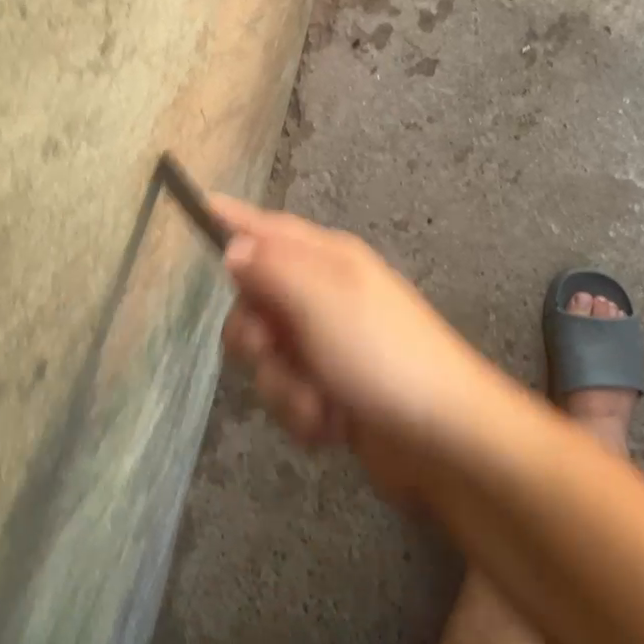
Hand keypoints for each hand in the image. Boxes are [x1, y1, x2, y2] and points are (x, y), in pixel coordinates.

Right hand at [211, 196, 498, 489]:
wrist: (443, 438)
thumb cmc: (381, 354)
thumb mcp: (321, 298)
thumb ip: (271, 268)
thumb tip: (234, 246)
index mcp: (327, 261)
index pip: (269, 229)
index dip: (234, 220)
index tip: (200, 205)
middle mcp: (325, 298)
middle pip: (254, 303)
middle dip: (254, 338)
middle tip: (273, 349)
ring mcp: (330, 348)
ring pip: (267, 360)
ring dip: (284, 389)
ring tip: (321, 404)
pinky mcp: (334, 393)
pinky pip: (290, 398)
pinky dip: (305, 416)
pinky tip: (332, 427)